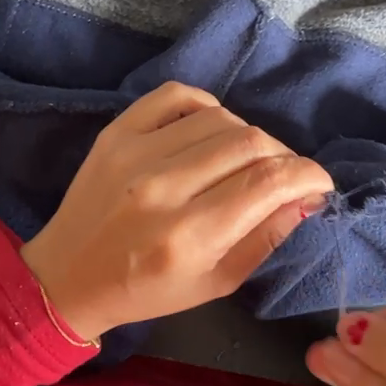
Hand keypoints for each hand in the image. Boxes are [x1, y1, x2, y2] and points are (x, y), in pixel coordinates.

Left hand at [21, 82, 334, 342]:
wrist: (67, 276)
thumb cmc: (147, 290)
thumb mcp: (217, 282)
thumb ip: (265, 238)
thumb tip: (306, 196)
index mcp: (188, 235)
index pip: (266, 183)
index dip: (306, 174)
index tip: (318, 182)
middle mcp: (161, 188)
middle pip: (248, 143)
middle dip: (282, 156)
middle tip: (284, 175)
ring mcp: (134, 153)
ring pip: (219, 118)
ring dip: (248, 136)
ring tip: (246, 159)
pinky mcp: (115, 132)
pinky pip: (176, 95)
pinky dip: (206, 105)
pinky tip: (211, 129)